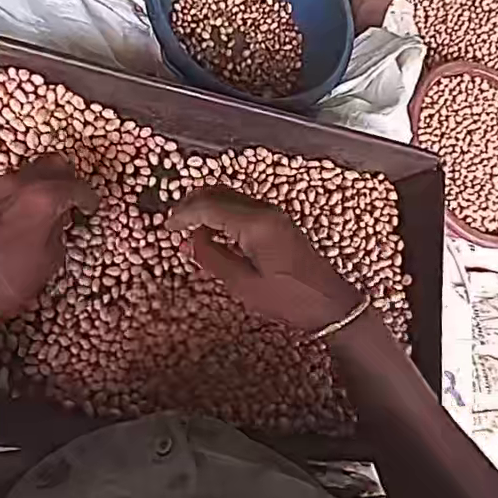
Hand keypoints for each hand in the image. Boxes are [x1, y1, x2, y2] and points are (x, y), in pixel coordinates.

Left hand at [0, 153, 97, 327]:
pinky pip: (13, 186)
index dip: (90, 198)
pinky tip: (31, 216)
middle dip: (69, 180)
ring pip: (31, 171)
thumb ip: (60, 232)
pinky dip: (27, 194)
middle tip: (78, 200)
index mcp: (42, 197)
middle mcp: (17, 185)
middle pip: (54, 164)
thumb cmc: (2, 281)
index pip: (77, 186)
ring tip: (55, 209)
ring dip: (47, 184)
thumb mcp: (50, 260)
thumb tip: (60, 224)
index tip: (93, 207)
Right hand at [167, 187, 361, 331]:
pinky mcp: (278, 223)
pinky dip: (223, 214)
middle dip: (192, 205)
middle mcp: (265, 211)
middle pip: (219, 193)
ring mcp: (274, 215)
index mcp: (255, 224)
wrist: (330, 304)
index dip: (183, 214)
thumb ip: (213, 258)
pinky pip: (243, 208)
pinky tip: (214, 234)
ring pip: (230, 197)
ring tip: (189, 231)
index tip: (167, 227)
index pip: (208, 206)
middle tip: (174, 225)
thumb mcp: (244, 285)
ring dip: (207, 208)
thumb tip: (190, 241)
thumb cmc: (289, 299)